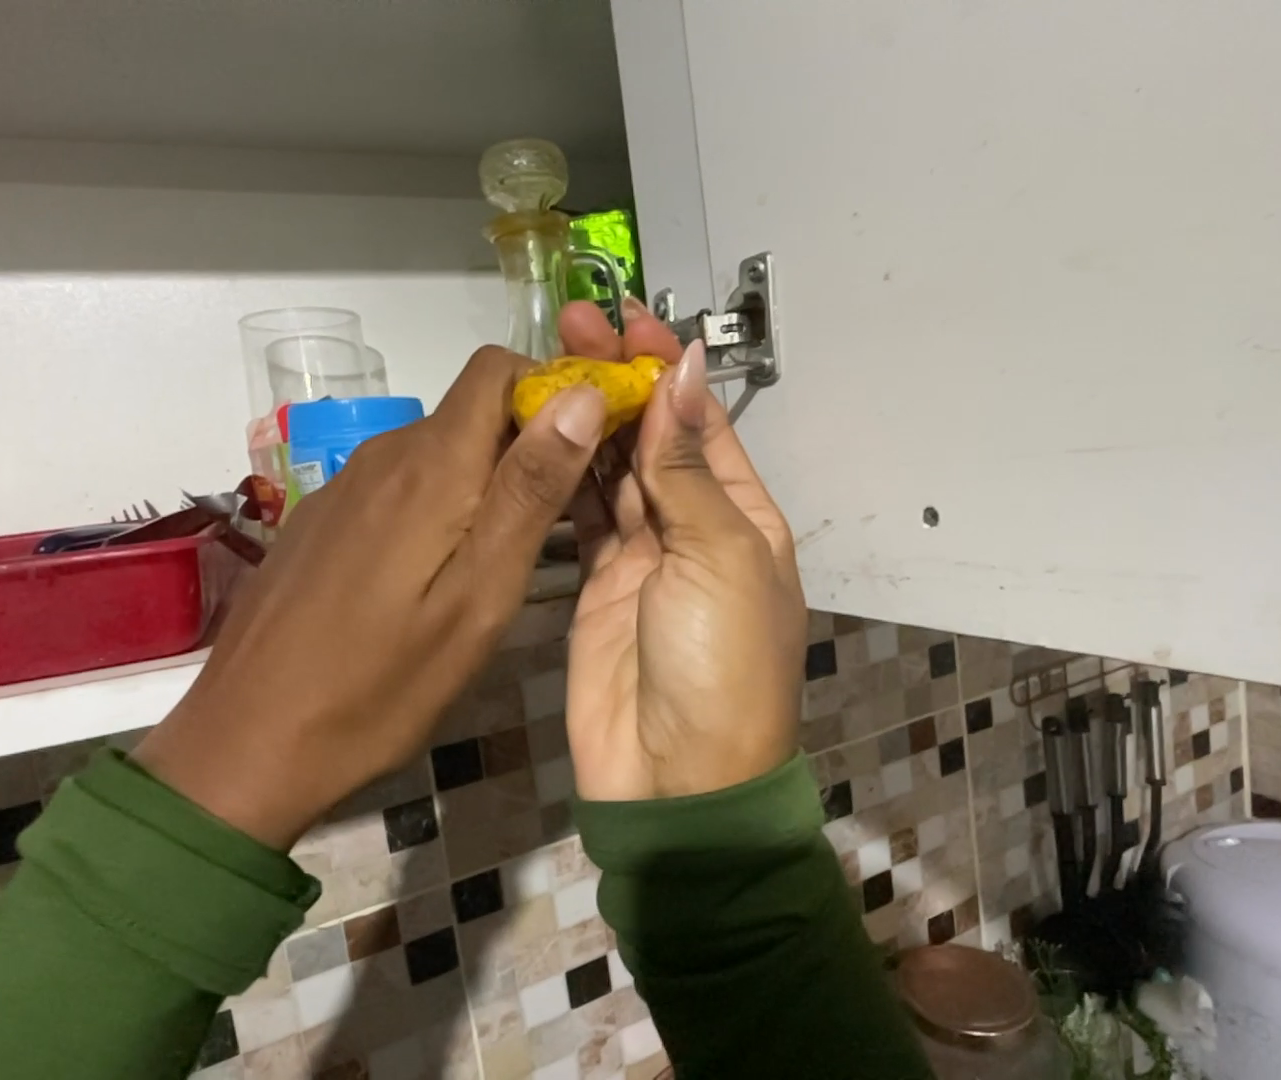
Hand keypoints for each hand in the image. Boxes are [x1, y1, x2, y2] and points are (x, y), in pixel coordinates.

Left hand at [135, 348, 607, 849]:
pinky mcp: (323, 520)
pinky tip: (434, 574)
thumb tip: (581, 395)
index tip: (585, 448)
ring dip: (484, 480)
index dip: (550, 391)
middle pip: (470, 410)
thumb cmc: (381, 684)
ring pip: (437, 450)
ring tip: (502, 556)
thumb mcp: (478, 596)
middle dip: (525, 443)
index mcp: (431, 465)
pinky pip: (399, 486)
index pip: (497, 368)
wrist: (246, 744)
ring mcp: (345, 488)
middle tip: (557, 521)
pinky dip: (438, 505)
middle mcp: (383, 455)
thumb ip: (529, 490)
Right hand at [563, 299, 807, 801]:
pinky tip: (538, 431)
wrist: (675, 776)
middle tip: (571, 327)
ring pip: (611, 471)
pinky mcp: (595, 583)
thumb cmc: (720, 660)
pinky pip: (578, 516)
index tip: (630, 317)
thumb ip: (688, 465)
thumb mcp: (720, 553)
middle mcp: (694, 526)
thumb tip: (686, 369)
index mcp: (742, 514)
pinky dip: (561, 475)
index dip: (669, 370)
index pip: (702, 423)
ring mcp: (642, 555)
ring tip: (547, 366)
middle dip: (620, 383)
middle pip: (654, 439)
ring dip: (588, 420)